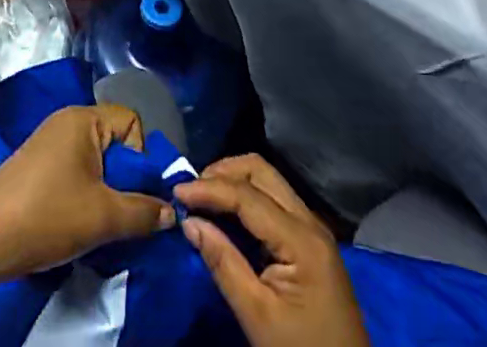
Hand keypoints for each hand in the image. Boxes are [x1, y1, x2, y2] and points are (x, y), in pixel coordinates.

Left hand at [0, 105, 174, 279]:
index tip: (141, 192)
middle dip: (129, 178)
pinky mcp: (39, 168)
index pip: (131, 122)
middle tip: (128, 213)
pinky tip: (84, 224)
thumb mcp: (105, 216)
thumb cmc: (48, 215)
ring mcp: (49, 145)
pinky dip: (89, 196)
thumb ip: (145, 212)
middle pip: (116, 142)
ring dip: (110, 192)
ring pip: (98, 162)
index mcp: (82, 120)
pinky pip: (79, 173)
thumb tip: (171, 211)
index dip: (143, 156)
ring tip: (107, 224)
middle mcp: (65, 123)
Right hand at [174, 155, 368, 346]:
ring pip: (267, 180)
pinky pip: (272, 199)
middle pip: (260, 171)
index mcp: (301, 241)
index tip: (175, 192)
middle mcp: (310, 222)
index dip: (207, 189)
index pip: (247, 195)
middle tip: (191, 193)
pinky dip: (244, 195)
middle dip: (221, 173)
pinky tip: (223, 212)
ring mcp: (312, 229)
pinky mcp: (308, 239)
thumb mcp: (256, 314)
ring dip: (231, 181)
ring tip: (201, 199)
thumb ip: (222, 262)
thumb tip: (189, 222)